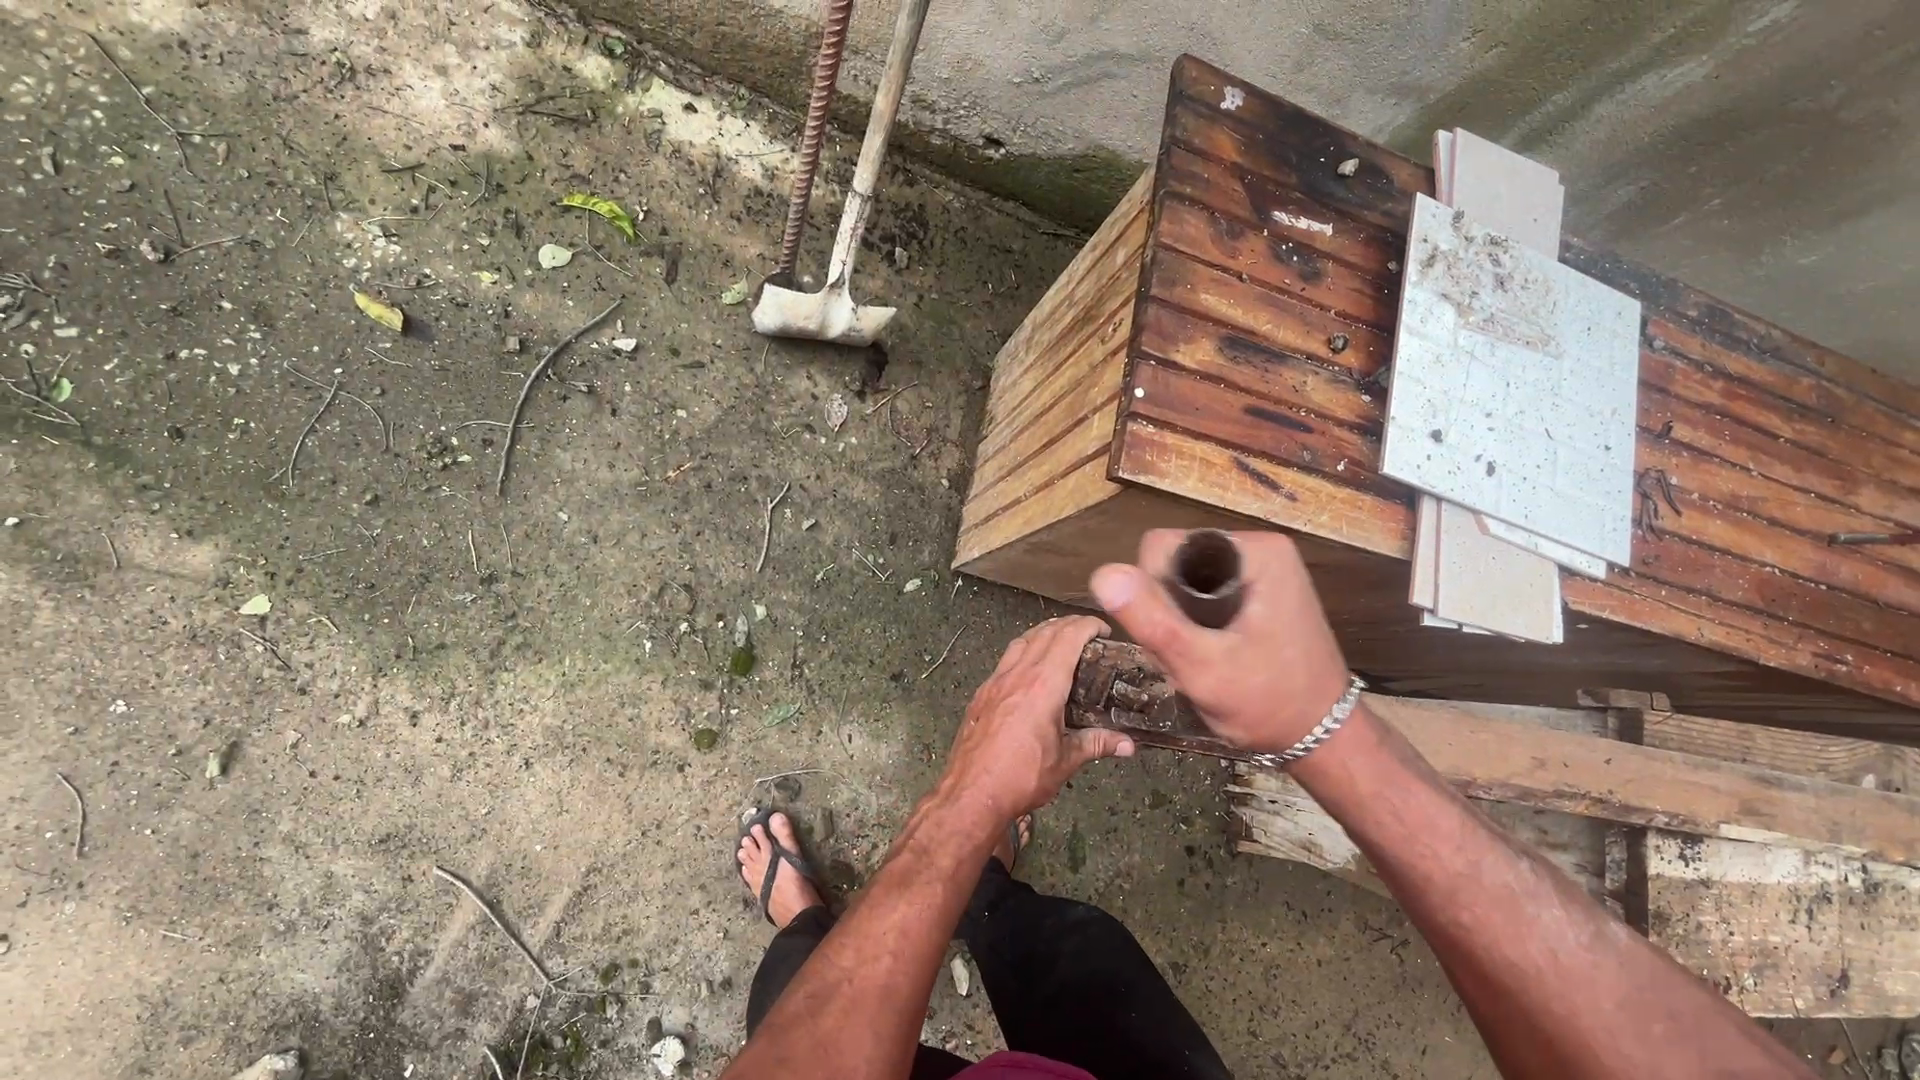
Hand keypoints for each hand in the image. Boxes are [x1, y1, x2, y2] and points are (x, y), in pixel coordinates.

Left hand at [940, 616, 1137, 821]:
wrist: (971, 794)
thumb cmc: (1021, 777)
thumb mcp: (1065, 761)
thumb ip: (1096, 744)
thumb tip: (1128, 745)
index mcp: (1043, 685)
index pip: (1068, 638)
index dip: (1087, 626)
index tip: (1103, 628)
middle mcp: (1017, 675)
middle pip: (1044, 633)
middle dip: (1067, 625)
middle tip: (1088, 631)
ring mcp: (995, 682)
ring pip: (1020, 642)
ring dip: (1042, 633)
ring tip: (1060, 639)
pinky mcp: (981, 695)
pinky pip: (1005, 661)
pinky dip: (1023, 651)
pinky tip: (1029, 668)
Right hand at [1089, 530, 1350, 755]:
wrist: (1324, 739)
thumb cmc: (1268, 704)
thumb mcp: (1201, 667)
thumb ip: (1152, 620)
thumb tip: (1101, 572)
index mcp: (1255, 551)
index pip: (1164, 548)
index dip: (1151, 592)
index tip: (1173, 637)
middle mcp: (1262, 548)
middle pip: (1176, 563)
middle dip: (1168, 609)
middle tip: (1191, 656)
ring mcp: (1265, 569)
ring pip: (1187, 581)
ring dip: (1181, 620)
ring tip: (1204, 658)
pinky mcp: (1265, 590)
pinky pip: (1208, 594)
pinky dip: (1199, 623)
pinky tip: (1213, 654)